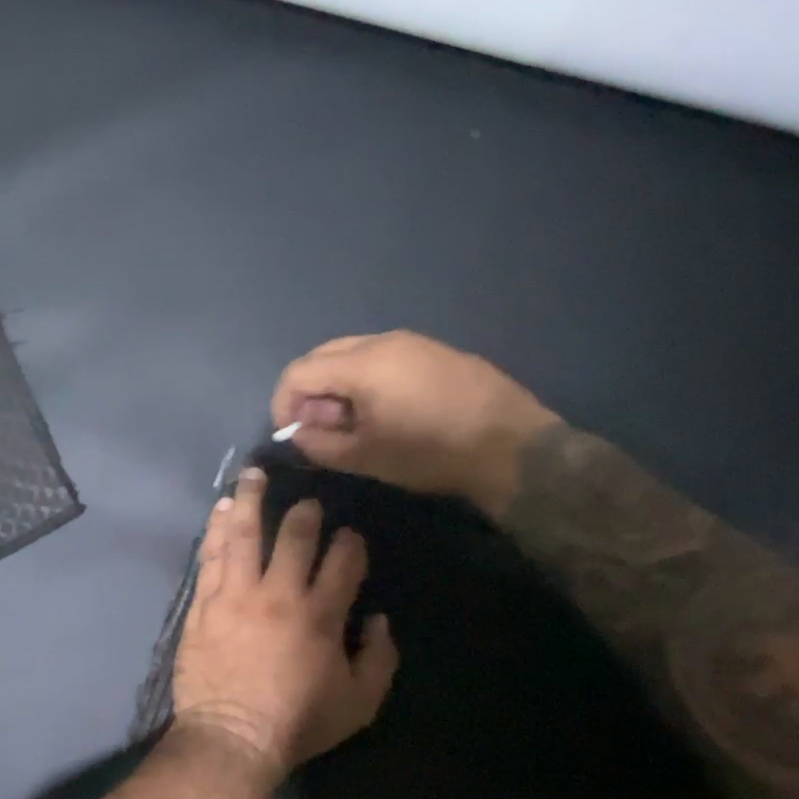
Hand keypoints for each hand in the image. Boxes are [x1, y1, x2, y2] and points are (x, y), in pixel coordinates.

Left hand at [171, 467, 398, 781]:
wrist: (232, 736)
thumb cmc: (298, 722)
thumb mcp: (358, 703)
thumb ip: (378, 658)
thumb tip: (378, 620)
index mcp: (320, 615)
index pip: (341, 564)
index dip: (349, 544)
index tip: (350, 535)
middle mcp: (278, 593)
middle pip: (294, 538)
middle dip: (304, 513)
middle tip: (307, 500)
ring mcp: (236, 594)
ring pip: (245, 535)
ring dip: (252, 501)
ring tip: (254, 475)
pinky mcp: (204, 602)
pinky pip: (211, 556)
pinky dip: (218, 529)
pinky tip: (223, 509)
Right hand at [271, 330, 560, 517]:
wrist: (515, 449)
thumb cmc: (432, 453)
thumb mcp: (366, 457)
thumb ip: (320, 444)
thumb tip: (299, 433)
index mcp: (361, 364)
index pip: (298, 372)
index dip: (284, 404)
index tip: (292, 434)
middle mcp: (383, 341)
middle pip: (322, 355)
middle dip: (310, 390)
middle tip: (319, 427)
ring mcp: (414, 342)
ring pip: (354, 353)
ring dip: (339, 384)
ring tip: (353, 421)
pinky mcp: (437, 351)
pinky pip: (385, 357)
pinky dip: (368, 379)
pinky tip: (387, 410)